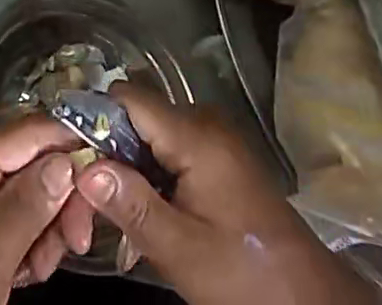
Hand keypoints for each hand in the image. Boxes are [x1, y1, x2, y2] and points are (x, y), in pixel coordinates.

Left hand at [0, 116, 98, 304]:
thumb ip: (26, 207)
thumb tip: (67, 161)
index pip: (33, 130)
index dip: (74, 146)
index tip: (109, 178)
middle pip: (36, 160)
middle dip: (61, 200)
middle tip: (76, 242)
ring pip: (33, 191)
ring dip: (47, 228)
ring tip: (38, 267)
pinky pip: (18, 215)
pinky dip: (31, 242)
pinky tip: (26, 270)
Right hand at [74, 84, 371, 304]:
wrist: (311, 298)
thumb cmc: (246, 275)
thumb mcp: (181, 251)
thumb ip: (131, 205)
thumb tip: (84, 167)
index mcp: (195, 136)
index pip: (129, 97)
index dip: (95, 116)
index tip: (71, 150)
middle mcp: (205, 123)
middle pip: (138, 116)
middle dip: (110, 149)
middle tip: (90, 195)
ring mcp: (215, 138)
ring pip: (152, 134)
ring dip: (130, 165)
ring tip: (114, 209)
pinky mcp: (220, 156)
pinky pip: (172, 148)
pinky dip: (153, 173)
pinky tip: (148, 211)